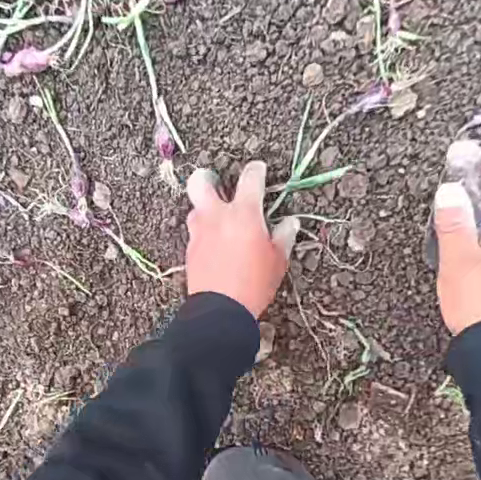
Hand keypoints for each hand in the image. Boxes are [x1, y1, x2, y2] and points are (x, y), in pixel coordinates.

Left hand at [185, 160, 299, 318]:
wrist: (220, 310)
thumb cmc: (254, 283)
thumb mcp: (278, 260)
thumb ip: (284, 236)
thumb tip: (290, 223)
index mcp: (243, 213)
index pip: (249, 179)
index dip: (256, 170)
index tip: (258, 169)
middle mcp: (217, 217)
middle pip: (200, 183)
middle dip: (207, 178)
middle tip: (217, 182)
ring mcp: (199, 232)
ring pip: (195, 208)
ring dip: (205, 208)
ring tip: (219, 219)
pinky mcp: (190, 250)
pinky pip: (195, 232)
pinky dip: (204, 232)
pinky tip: (215, 244)